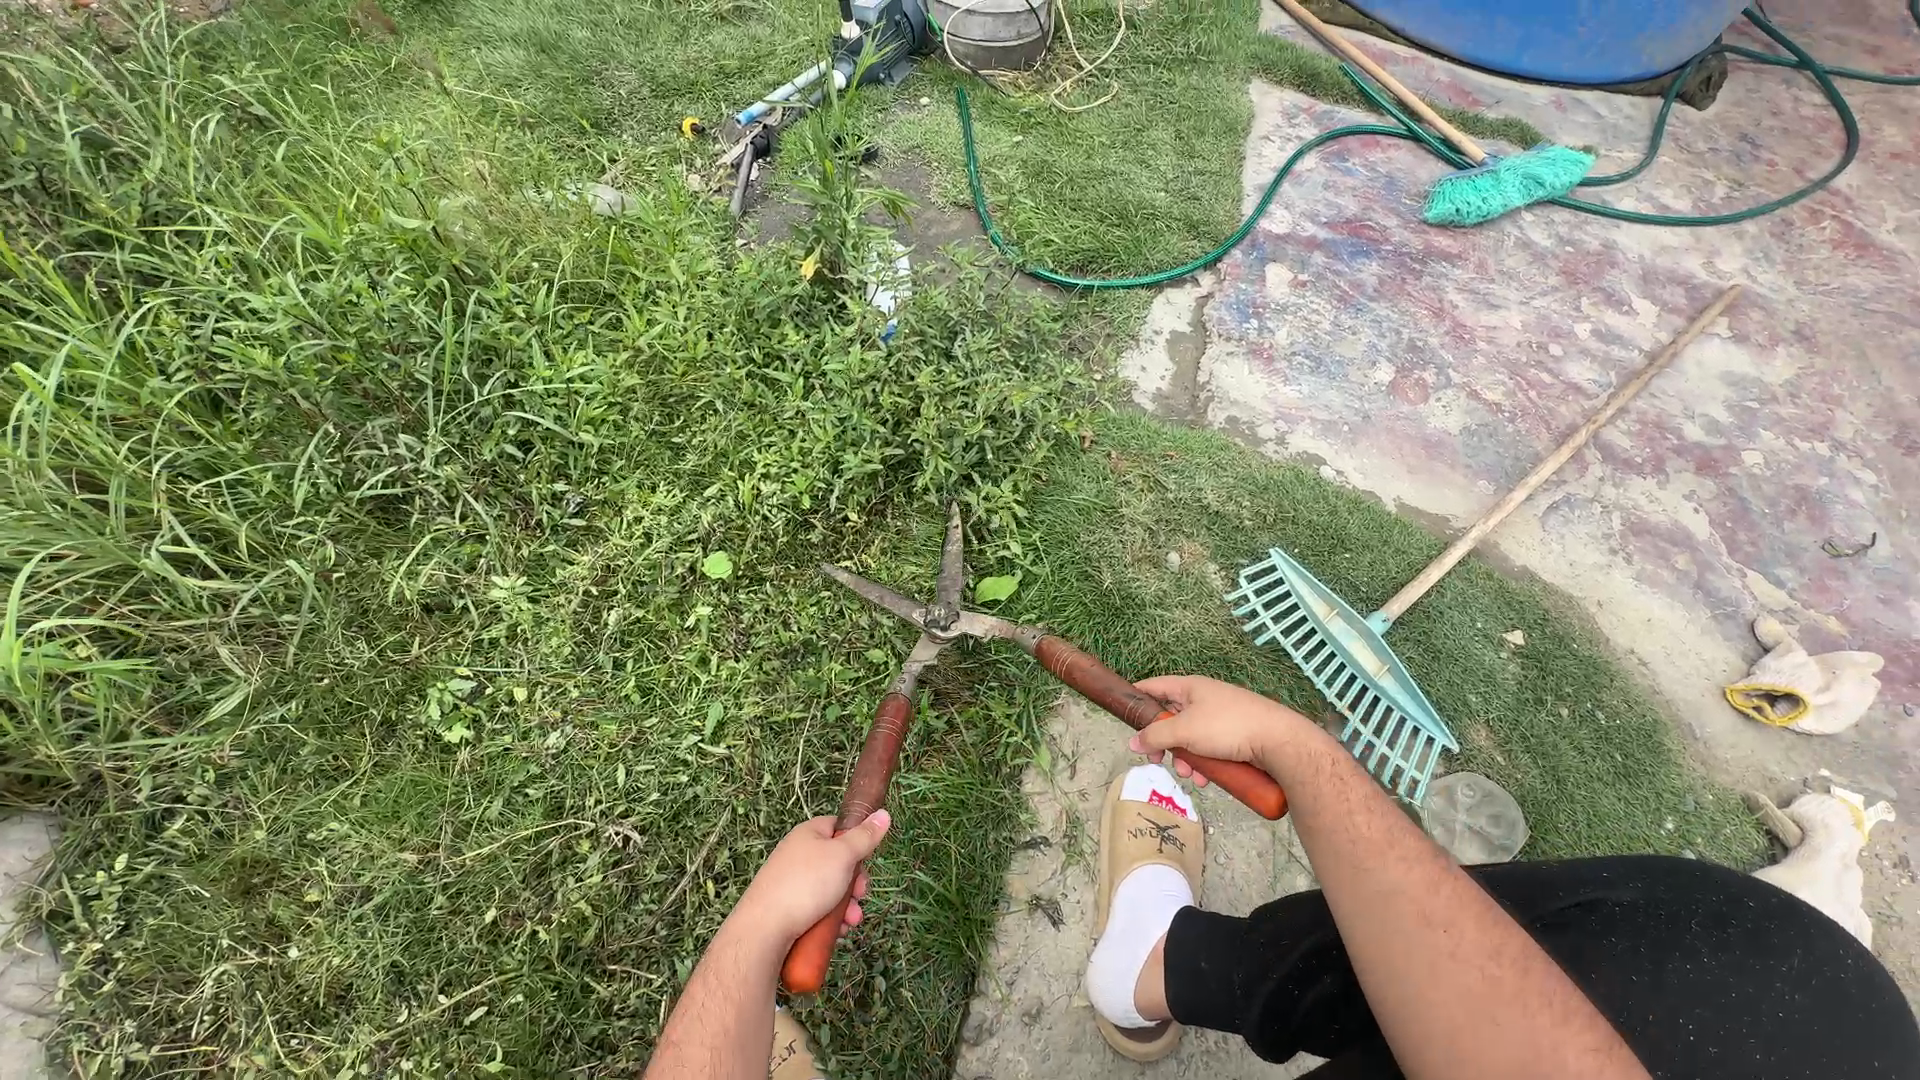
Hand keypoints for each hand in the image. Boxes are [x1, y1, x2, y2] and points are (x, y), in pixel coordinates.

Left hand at [733, 811, 890, 945]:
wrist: (764, 930)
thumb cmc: (806, 885)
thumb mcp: (843, 855)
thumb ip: (865, 836)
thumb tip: (883, 813)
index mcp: (808, 834)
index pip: (838, 827)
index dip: (857, 841)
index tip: (866, 859)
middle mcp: (798, 855)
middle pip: (838, 862)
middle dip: (854, 883)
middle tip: (860, 895)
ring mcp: (791, 883)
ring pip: (830, 890)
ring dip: (846, 906)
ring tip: (850, 921)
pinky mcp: (787, 908)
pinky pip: (817, 909)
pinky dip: (830, 919)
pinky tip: (837, 932)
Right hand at [1130, 675, 1315, 780]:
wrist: (1279, 741)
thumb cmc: (1227, 727)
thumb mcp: (1184, 731)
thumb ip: (1154, 736)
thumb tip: (1132, 743)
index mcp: (1190, 687)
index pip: (1154, 686)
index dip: (1137, 698)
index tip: (1124, 714)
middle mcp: (1204, 698)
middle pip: (1171, 718)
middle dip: (1164, 742)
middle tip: (1157, 760)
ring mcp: (1221, 717)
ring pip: (1191, 737)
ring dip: (1185, 757)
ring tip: (1190, 775)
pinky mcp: (1235, 735)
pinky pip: (1210, 748)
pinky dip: (1204, 763)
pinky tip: (1207, 779)